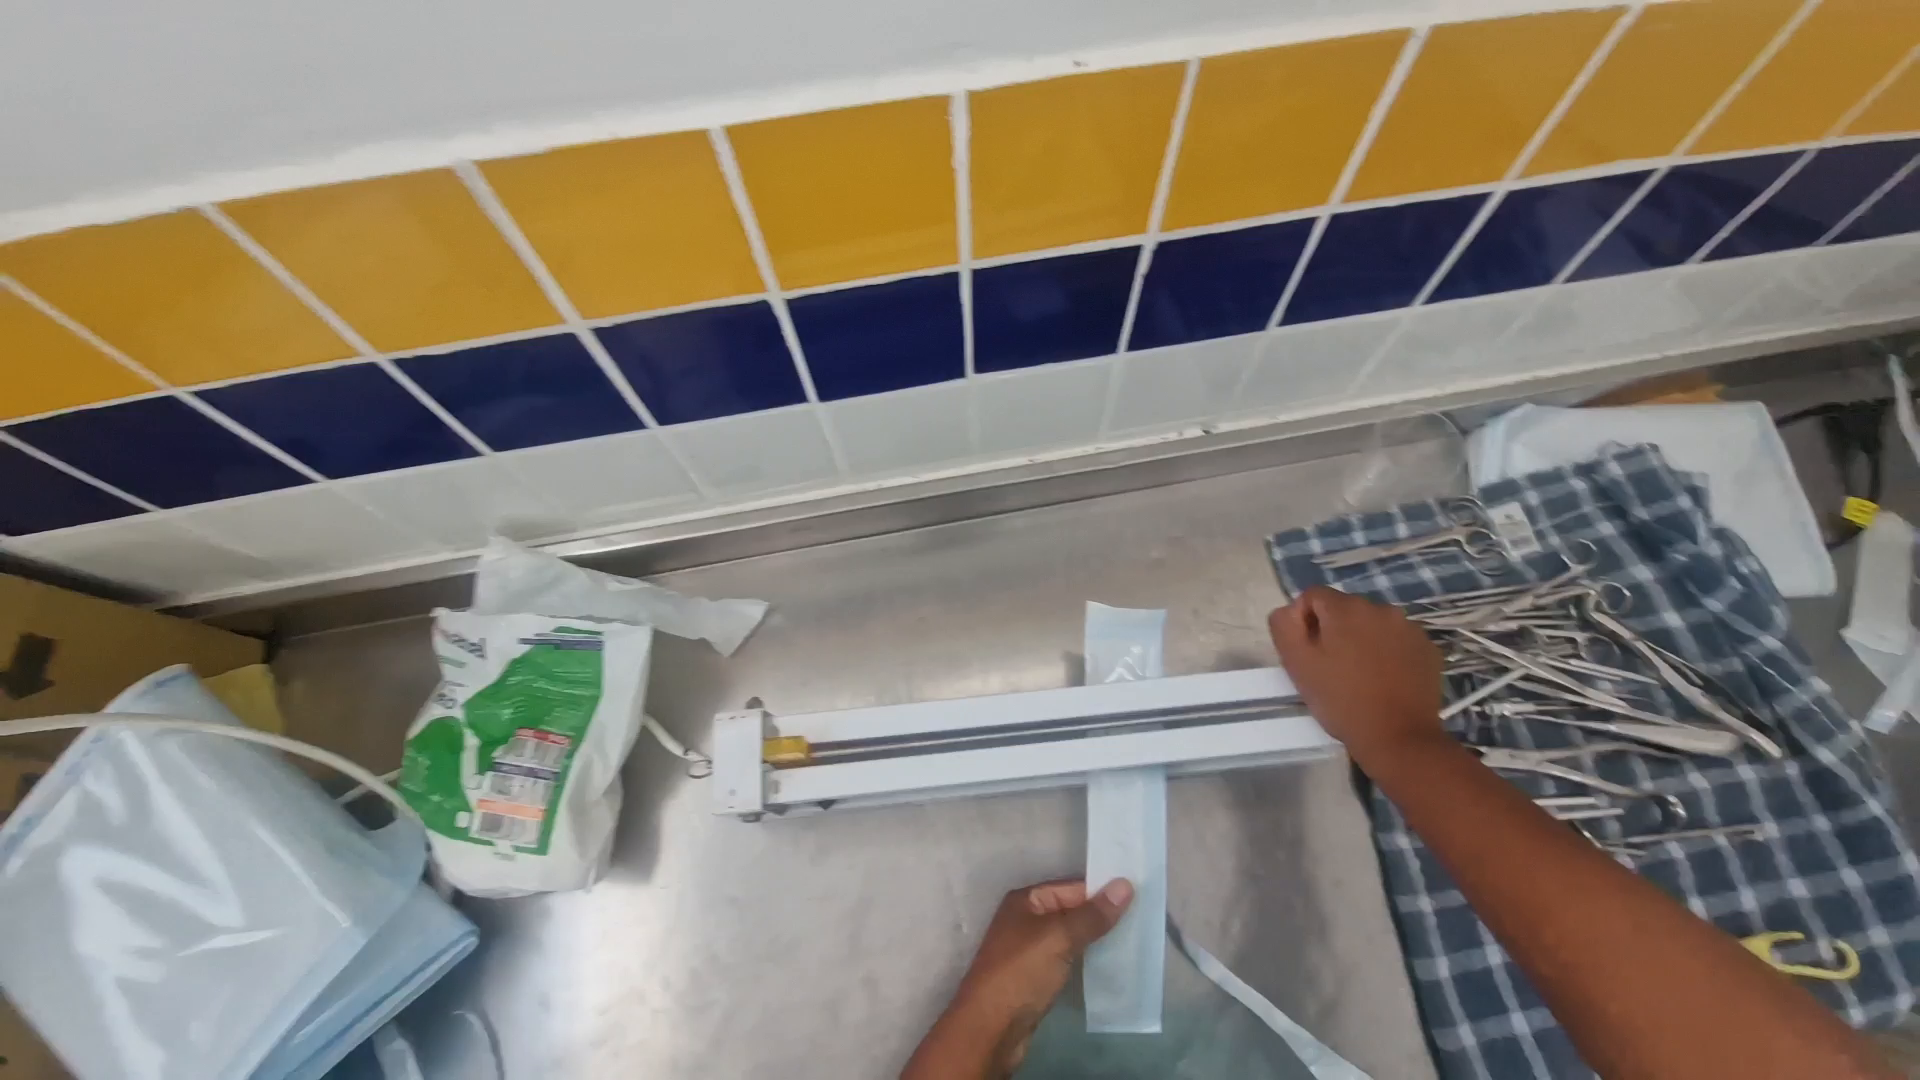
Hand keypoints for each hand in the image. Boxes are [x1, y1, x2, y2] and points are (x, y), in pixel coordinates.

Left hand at [914, 879, 1131, 1076]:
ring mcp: (1031, 950)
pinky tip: (1111, 965)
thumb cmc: (1021, 972)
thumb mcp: (1059, 937)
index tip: (1139, 895)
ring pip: (1071, 937)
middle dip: (1102, 916)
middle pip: (1072, 911)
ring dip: (1097, 939)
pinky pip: (1068, 959)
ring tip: (1134, 940)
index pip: (1072, 887)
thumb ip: (1093, 914)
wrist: (991, 1028)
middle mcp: (1026, 919)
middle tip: (1142, 919)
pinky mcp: (1037, 977)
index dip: (1102, 891)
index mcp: (1026, 900)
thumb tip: (1125, 884)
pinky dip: (1087, 960)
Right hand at [1269, 586, 1445, 769]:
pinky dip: (1387, 651)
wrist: (1397, 737)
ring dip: (1361, 639)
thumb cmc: (1340, 699)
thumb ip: (1284, 624)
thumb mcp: (1296, 662)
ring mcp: (1409, 628)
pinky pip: (1397, 640)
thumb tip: (1293, 611)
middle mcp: (1381, 608)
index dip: (1303, 620)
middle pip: (1345, 609)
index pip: (1313, 596)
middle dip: (1334, 629)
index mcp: (1346, 608)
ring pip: (1372, 624)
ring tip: (1359, 673)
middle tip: (1331, 666)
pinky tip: (1384, 678)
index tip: (1307, 651)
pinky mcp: (1428, 648)